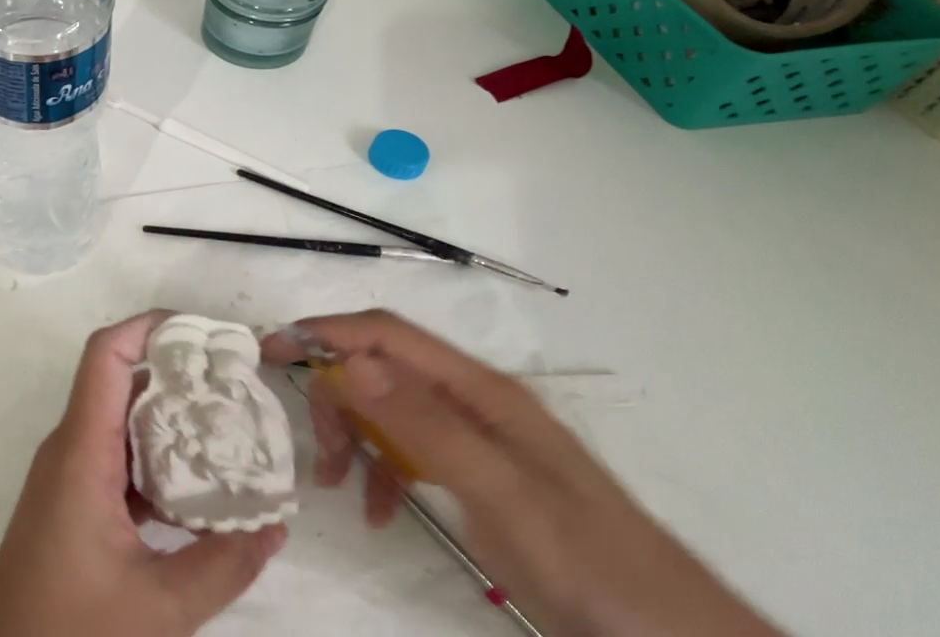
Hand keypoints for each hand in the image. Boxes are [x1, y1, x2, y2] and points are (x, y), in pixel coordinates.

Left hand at [0, 311, 287, 636]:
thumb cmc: (72, 626)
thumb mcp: (161, 605)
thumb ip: (224, 564)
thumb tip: (276, 527)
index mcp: (82, 451)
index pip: (106, 356)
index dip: (149, 327)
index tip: (204, 331)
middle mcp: (70, 448)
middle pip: (119, 381)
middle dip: (175, 371)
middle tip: (234, 380)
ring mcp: (67, 474)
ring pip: (120, 420)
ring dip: (169, 415)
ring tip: (228, 423)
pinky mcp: (71, 500)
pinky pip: (116, 457)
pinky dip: (156, 455)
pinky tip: (198, 483)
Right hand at [262, 310, 782, 636]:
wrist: (670, 635)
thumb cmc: (588, 561)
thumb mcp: (499, 492)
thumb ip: (425, 424)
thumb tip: (352, 361)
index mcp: (480, 392)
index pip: (388, 336)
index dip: (326, 333)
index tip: (270, 351)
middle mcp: (474, 404)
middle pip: (381, 371)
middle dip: (338, 399)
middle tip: (318, 453)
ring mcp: (477, 440)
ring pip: (389, 412)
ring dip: (354, 438)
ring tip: (339, 486)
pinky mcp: (477, 477)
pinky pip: (408, 454)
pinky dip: (381, 474)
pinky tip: (376, 511)